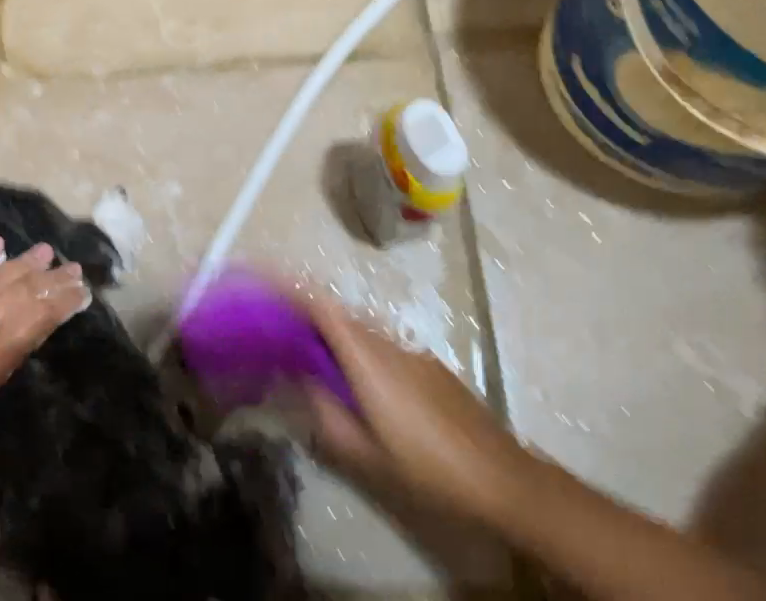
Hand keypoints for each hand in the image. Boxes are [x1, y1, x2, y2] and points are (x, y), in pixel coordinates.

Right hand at [291, 292, 532, 525]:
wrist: (502, 481)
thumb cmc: (427, 470)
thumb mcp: (363, 454)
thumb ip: (324, 413)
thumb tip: (297, 382)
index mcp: (369, 360)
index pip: (323, 307)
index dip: (291, 290)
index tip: (263, 283)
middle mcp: (390, 344)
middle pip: (339, 315)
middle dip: (304, 315)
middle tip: (274, 331)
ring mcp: (414, 354)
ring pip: (361, 332)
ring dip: (331, 336)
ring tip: (307, 360)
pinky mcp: (430, 368)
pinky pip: (382, 347)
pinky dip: (356, 352)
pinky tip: (353, 384)